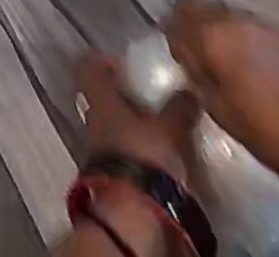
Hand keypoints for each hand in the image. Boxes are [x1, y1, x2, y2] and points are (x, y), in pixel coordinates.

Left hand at [78, 56, 198, 183]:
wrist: (132, 215)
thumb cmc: (146, 157)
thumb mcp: (170, 130)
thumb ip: (178, 108)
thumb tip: (188, 89)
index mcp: (100, 102)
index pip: (89, 70)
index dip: (103, 63)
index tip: (123, 65)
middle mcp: (92, 122)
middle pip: (101, 101)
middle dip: (123, 100)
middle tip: (151, 103)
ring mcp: (97, 152)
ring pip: (111, 130)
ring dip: (130, 130)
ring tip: (162, 134)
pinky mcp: (108, 178)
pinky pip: (121, 156)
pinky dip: (136, 154)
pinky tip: (160, 161)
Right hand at [166, 0, 278, 176]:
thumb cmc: (267, 128)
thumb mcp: (218, 107)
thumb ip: (195, 73)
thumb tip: (187, 57)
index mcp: (211, 36)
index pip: (175, 19)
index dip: (171, 33)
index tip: (175, 51)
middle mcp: (232, 19)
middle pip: (198, 6)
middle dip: (192, 23)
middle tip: (195, 47)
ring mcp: (262, 22)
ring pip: (226, 13)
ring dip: (219, 27)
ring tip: (226, 53)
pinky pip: (252, 24)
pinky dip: (244, 34)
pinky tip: (252, 57)